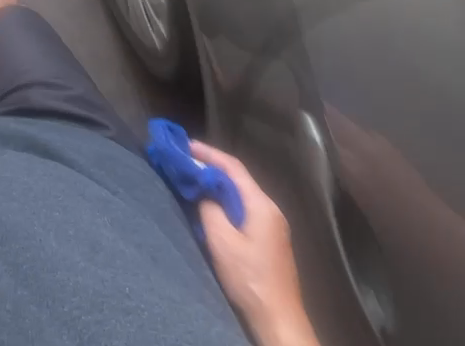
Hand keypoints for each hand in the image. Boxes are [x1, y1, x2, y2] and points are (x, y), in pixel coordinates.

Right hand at [190, 140, 317, 345]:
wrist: (279, 319)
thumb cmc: (250, 278)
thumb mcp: (222, 242)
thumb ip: (210, 209)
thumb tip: (204, 193)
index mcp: (262, 205)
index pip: (233, 168)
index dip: (209, 154)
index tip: (185, 146)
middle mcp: (271, 210)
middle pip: (238, 179)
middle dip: (212, 168)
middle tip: (186, 162)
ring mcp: (273, 226)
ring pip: (241, 196)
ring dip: (218, 186)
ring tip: (194, 181)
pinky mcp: (270, 241)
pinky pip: (245, 210)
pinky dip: (226, 203)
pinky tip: (212, 209)